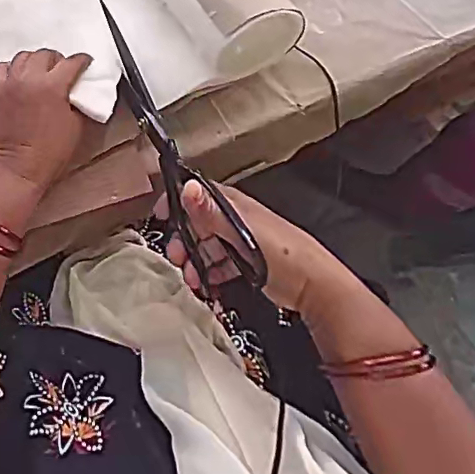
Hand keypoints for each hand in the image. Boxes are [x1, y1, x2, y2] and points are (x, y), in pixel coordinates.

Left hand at [0, 49, 93, 190]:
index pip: (71, 62)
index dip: (82, 61)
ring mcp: (12, 84)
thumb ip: (78, 99)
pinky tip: (18, 75)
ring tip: (41, 71)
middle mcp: (30, 79)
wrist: (22, 167)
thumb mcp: (77, 124)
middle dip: (58, 60)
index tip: (84, 63)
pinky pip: (1, 69)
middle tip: (63, 69)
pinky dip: (10, 69)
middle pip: (46, 54)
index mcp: (53, 85)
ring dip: (35, 61)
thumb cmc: (49, 152)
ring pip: (24, 57)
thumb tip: (79, 90)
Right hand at [156, 181, 356, 318]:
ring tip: (190, 276)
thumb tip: (187, 187)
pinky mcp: (249, 261)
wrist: (315, 286)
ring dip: (195, 258)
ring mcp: (243, 239)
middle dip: (182, 237)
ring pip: (209, 244)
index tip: (159, 214)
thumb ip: (211, 211)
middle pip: (199, 222)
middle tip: (174, 256)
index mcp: (233, 204)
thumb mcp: (241, 231)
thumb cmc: (283, 254)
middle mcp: (237, 217)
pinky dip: (211, 271)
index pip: (197, 194)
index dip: (176, 201)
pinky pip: (221, 262)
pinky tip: (207, 283)